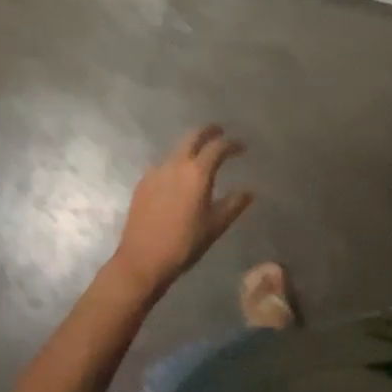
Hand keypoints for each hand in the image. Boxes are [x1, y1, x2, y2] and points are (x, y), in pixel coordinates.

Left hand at [110, 125, 253, 291]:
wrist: (142, 260)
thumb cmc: (184, 244)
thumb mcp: (215, 226)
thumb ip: (234, 204)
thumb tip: (249, 191)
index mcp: (197, 172)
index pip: (218, 147)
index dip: (232, 144)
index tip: (242, 147)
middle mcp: (176, 164)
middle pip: (193, 136)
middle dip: (208, 131)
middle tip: (219, 132)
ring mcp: (156, 170)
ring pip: (176, 149)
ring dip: (190, 147)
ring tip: (199, 157)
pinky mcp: (143, 181)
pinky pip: (163, 164)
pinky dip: (175, 163)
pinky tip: (176, 177)